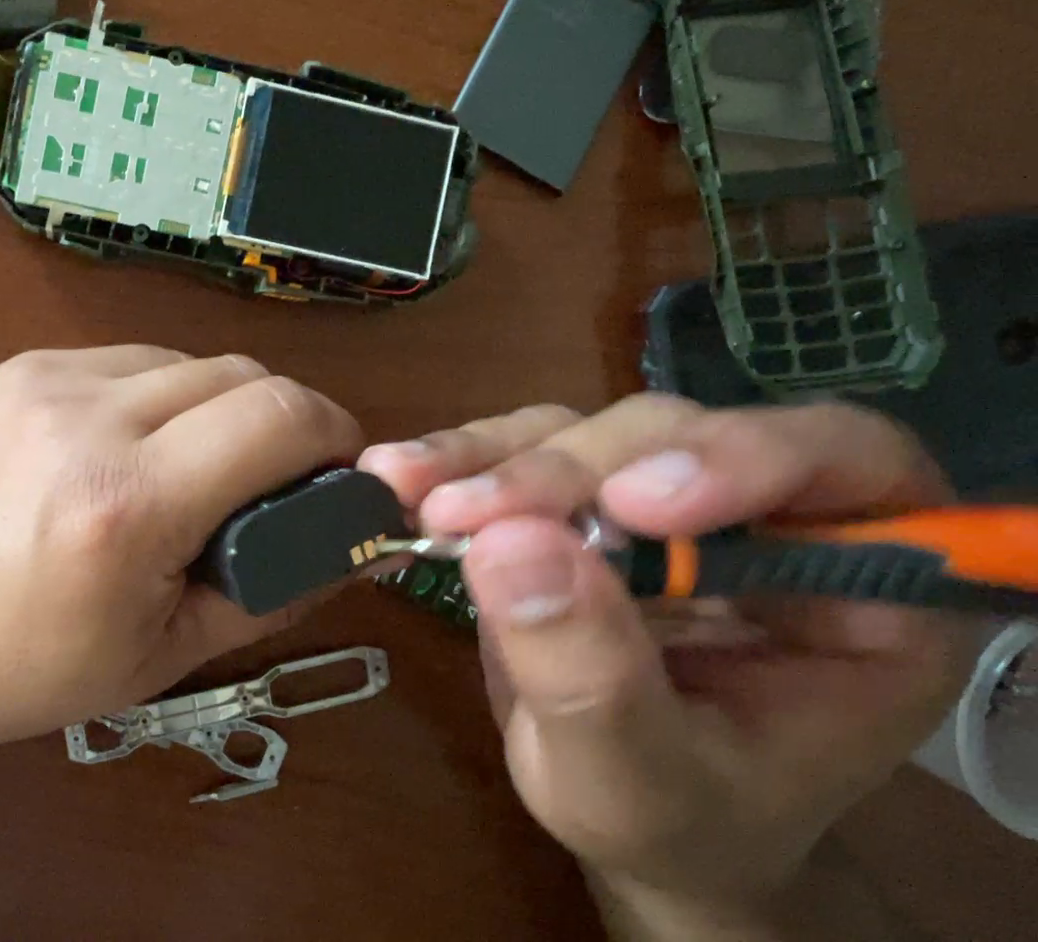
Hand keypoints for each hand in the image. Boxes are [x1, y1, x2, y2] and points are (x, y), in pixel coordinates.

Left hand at [0, 346, 360, 764]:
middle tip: (267, 487)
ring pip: (181, 360)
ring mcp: (40, 379)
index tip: (339, 476)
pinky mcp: (9, 369)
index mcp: (129, 499)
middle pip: (240, 372)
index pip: (281, 415)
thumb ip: (269, 591)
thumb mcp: (158, 657)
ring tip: (187, 473)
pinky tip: (121, 450)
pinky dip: (151, 397)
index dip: (336, 437)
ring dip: (213, 407)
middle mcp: (87, 415)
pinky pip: (120, 362)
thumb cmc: (12, 670)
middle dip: (280, 422)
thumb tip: (348, 545)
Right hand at [359, 397, 970, 926]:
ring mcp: (658, 501)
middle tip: (463, 515)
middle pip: (673, 434)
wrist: (627, 818)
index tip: (631, 505)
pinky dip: (452, 462)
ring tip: (404, 489)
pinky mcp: (576, 500)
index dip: (742, 455)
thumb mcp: (635, 780)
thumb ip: (590, 676)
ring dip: (487, 456)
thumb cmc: (671, 822)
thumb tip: (508, 542)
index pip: (840, 465)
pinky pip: (515, 450)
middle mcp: (761, 518)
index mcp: (856, 590)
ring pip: (579, 429)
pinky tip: (394, 480)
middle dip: (565, 471)